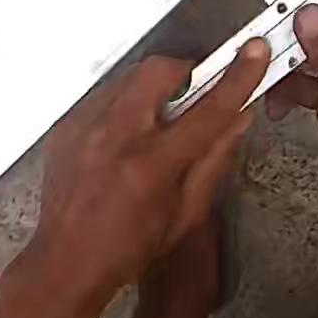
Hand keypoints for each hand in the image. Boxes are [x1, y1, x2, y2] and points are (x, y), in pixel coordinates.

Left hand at [16, 38, 268, 304]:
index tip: (253, 53)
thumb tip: (239, 117)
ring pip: (129, 76)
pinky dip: (125, 105)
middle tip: (193, 95)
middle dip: (185, 73)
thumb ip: (214, 159)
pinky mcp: (65, 127)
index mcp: (151, 166)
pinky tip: (126, 135)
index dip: (238, 78)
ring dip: (153, 89)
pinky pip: (105, 95)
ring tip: (156, 122)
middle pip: (159, 70)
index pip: (207, 110)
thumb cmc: (129, 249)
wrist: (64, 264)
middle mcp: (114, 138)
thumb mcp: (185, 213)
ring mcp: (84, 128)